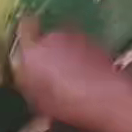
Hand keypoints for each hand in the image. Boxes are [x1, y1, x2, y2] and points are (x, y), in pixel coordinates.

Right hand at [11, 19, 131, 131]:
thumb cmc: (64, 103)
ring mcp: (77, 37)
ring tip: (67, 80)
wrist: (107, 97)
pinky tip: (83, 80)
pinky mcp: (95, 44)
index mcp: (33, 50)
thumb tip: (25, 76)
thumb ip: (28, 83)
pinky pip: (80, 50)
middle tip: (47, 75)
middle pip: (45, 39)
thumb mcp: (37, 102)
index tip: (26, 47)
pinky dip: (79, 60)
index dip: (25, 34)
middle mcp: (53, 37)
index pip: (24, 28)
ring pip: (64, 44)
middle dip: (45, 52)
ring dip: (63, 56)